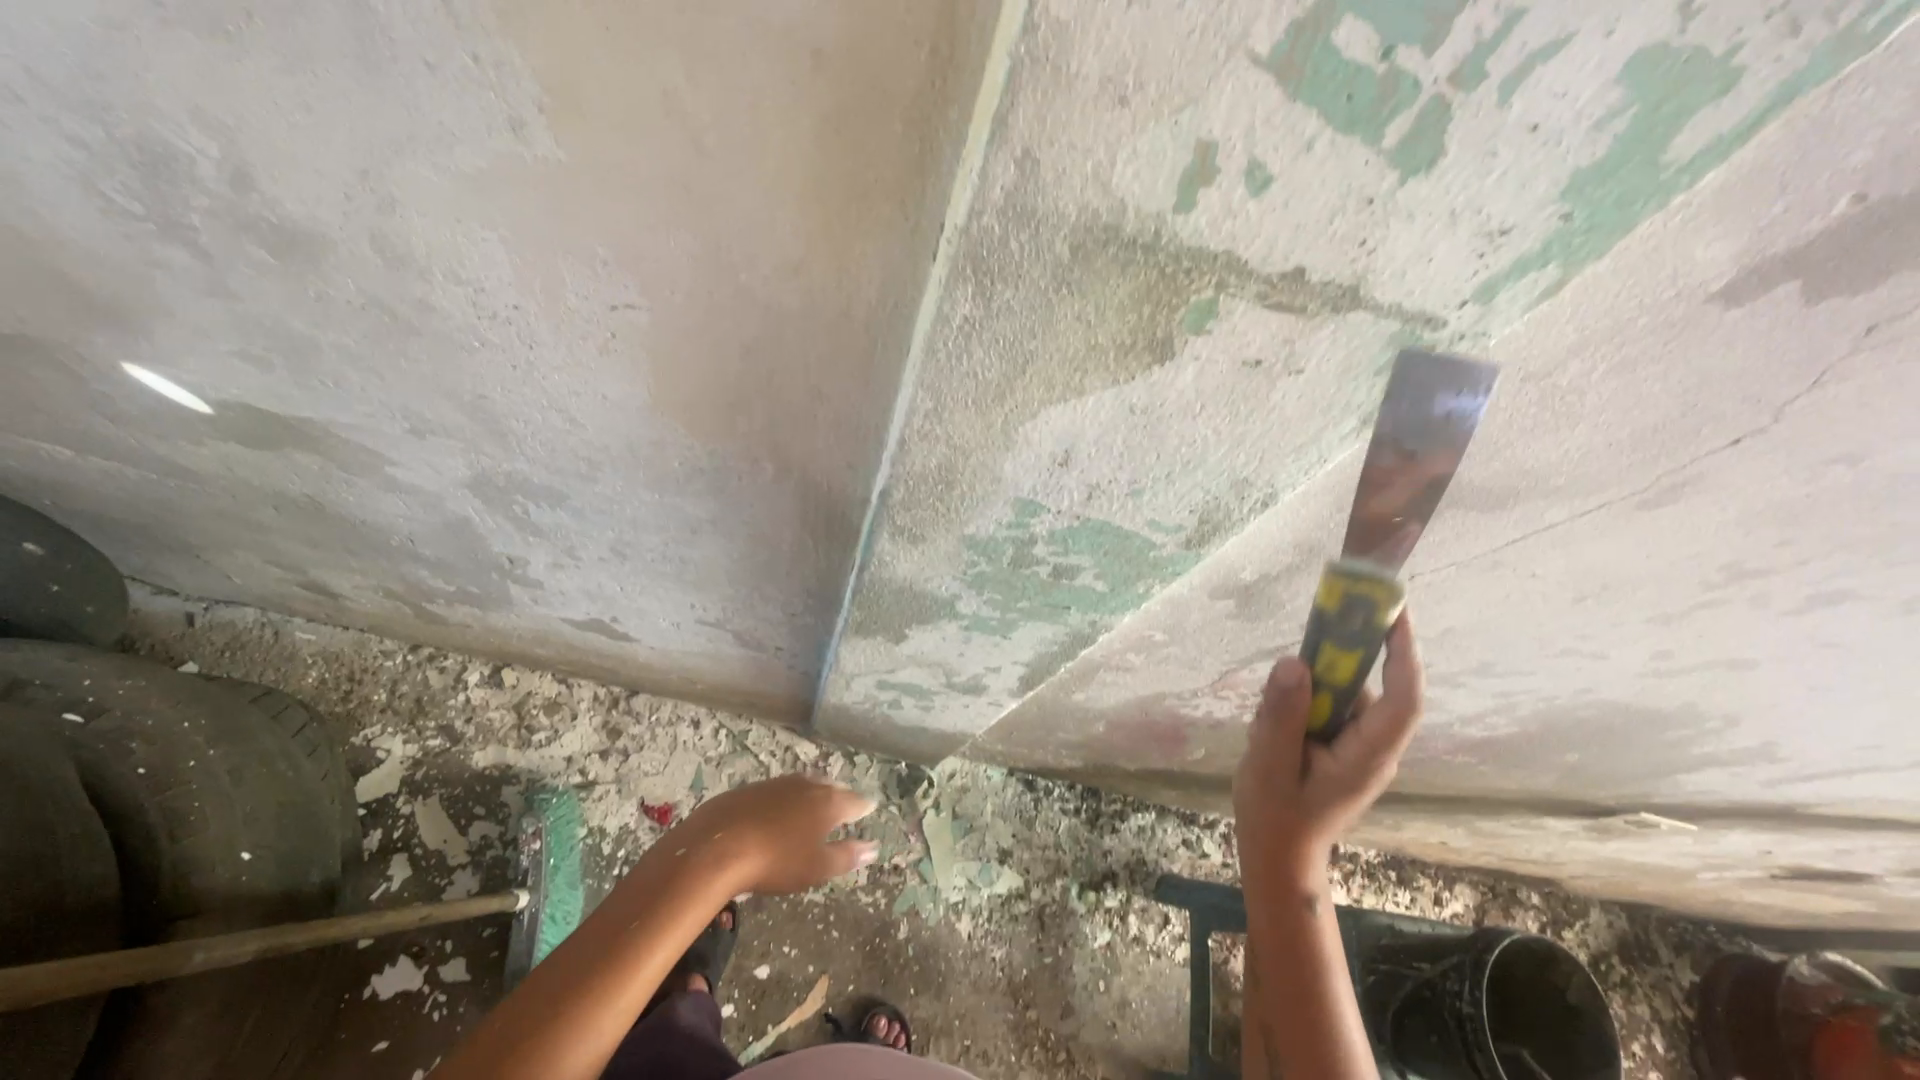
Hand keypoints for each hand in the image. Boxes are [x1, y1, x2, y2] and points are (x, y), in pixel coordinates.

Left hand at [676, 775, 879, 894]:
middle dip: (838, 797)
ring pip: (802, 786)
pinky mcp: (748, 789)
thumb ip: (847, 856)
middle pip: (829, 788)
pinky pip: (776, 792)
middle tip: (843, 807)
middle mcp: (805, 785)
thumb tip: (873, 847)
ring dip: (810, 795)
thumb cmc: (776, 861)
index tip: (869, 809)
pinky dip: (783, 800)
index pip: (854, 802)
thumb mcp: (818, 867)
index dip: (863, 808)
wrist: (716, 847)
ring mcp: (775, 784)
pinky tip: (776, 813)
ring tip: (812, 807)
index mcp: (828, 803)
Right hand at [1233, 614, 1422, 887]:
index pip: (1403, 698)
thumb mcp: (1270, 764)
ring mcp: (1360, 751)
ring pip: (1342, 700)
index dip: (1403, 652)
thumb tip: (1294, 662)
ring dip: (1305, 696)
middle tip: (1294, 660)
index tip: (1392, 612)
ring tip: (1266, 726)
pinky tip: (1270, 732)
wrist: (1278, 857)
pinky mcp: (1342, 751)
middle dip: (1334, 667)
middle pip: (1369, 691)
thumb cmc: (1277, 817)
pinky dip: (1300, 710)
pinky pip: (1328, 712)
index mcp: (1368, 755)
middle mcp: (1375, 749)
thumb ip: (1282, 714)